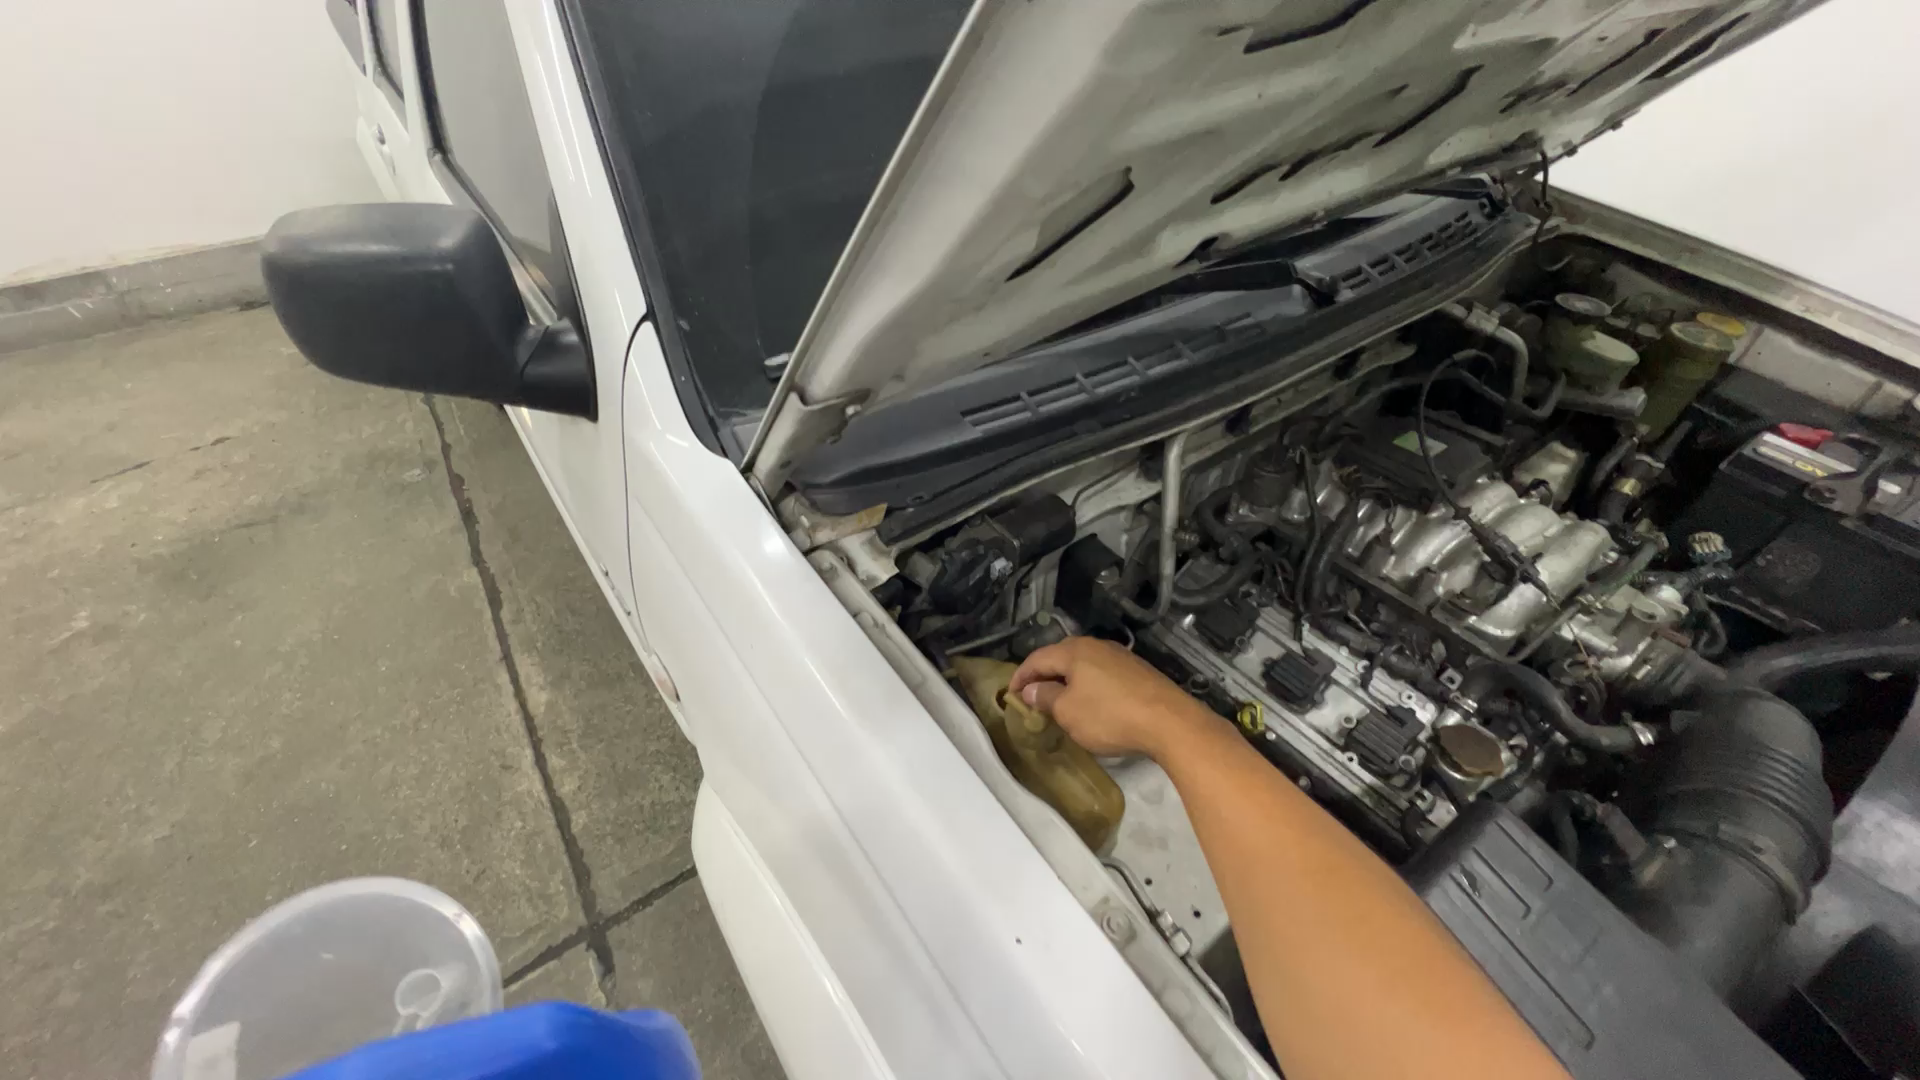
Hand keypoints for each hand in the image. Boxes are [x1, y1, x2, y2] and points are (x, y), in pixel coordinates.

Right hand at [1009, 637, 1224, 759]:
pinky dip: (1088, 685)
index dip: (1020, 676)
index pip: (1037, 658)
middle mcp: (1096, 646)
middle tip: (1032, 695)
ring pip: (1083, 665)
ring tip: (1058, 700)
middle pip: (1060, 657)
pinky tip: (1090, 702)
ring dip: (1067, 680)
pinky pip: (1101, 673)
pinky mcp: (1137, 671)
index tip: (1010, 694)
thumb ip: (1046, 698)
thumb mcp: (1069, 712)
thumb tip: (1031, 689)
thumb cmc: (1110, 716)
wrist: (1168, 722)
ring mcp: (1120, 656)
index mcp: (1074, 651)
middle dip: (1044, 675)